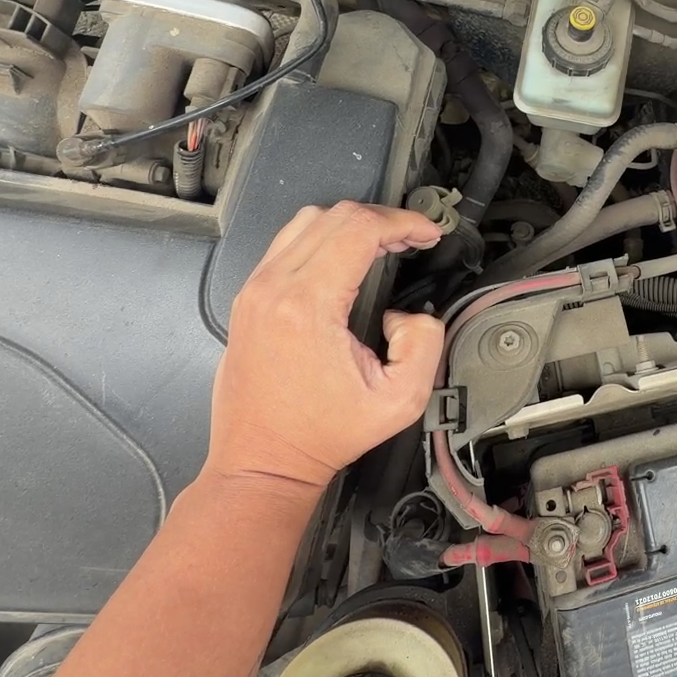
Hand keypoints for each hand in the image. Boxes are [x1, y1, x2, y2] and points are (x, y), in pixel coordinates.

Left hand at [206, 202, 445, 491]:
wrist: (263, 462)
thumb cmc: (320, 435)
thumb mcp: (401, 400)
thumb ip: (425, 343)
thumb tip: (406, 314)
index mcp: (307, 307)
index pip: (359, 229)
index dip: (404, 222)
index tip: (428, 233)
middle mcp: (273, 290)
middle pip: (336, 215)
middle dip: (385, 219)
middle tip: (413, 238)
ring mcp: (255, 291)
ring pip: (309, 220)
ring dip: (354, 224)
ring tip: (386, 242)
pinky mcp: (249, 298)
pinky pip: (289, 242)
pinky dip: (327, 237)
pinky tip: (350, 257)